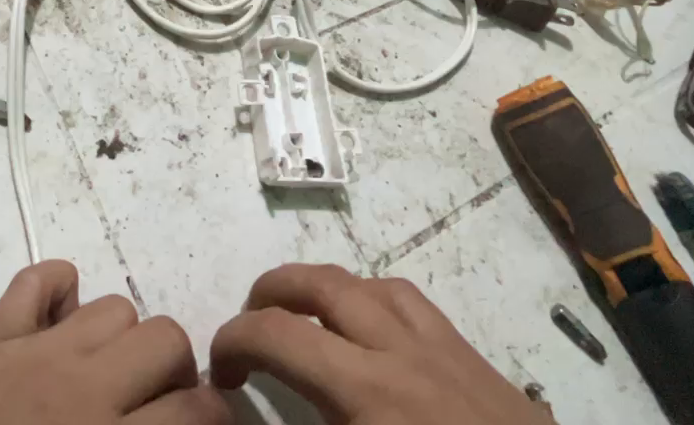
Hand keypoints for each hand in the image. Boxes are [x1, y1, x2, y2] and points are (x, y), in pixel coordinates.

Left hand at [0, 260, 230, 424]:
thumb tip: (174, 424)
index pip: (197, 408)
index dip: (216, 417)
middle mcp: (81, 386)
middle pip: (165, 338)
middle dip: (176, 372)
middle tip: (157, 405)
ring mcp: (33, 353)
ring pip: (113, 307)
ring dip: (122, 341)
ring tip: (108, 373)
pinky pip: (34, 281)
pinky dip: (56, 290)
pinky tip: (59, 323)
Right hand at [210, 264, 550, 424]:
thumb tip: (244, 424)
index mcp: (371, 396)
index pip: (280, 336)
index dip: (234, 342)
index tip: (219, 371)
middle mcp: (402, 353)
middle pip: (320, 286)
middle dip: (268, 293)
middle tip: (247, 326)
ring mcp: (443, 349)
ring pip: (366, 283)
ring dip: (319, 290)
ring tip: (299, 318)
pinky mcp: (474, 358)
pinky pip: (409, 300)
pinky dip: (370, 299)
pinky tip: (367, 327)